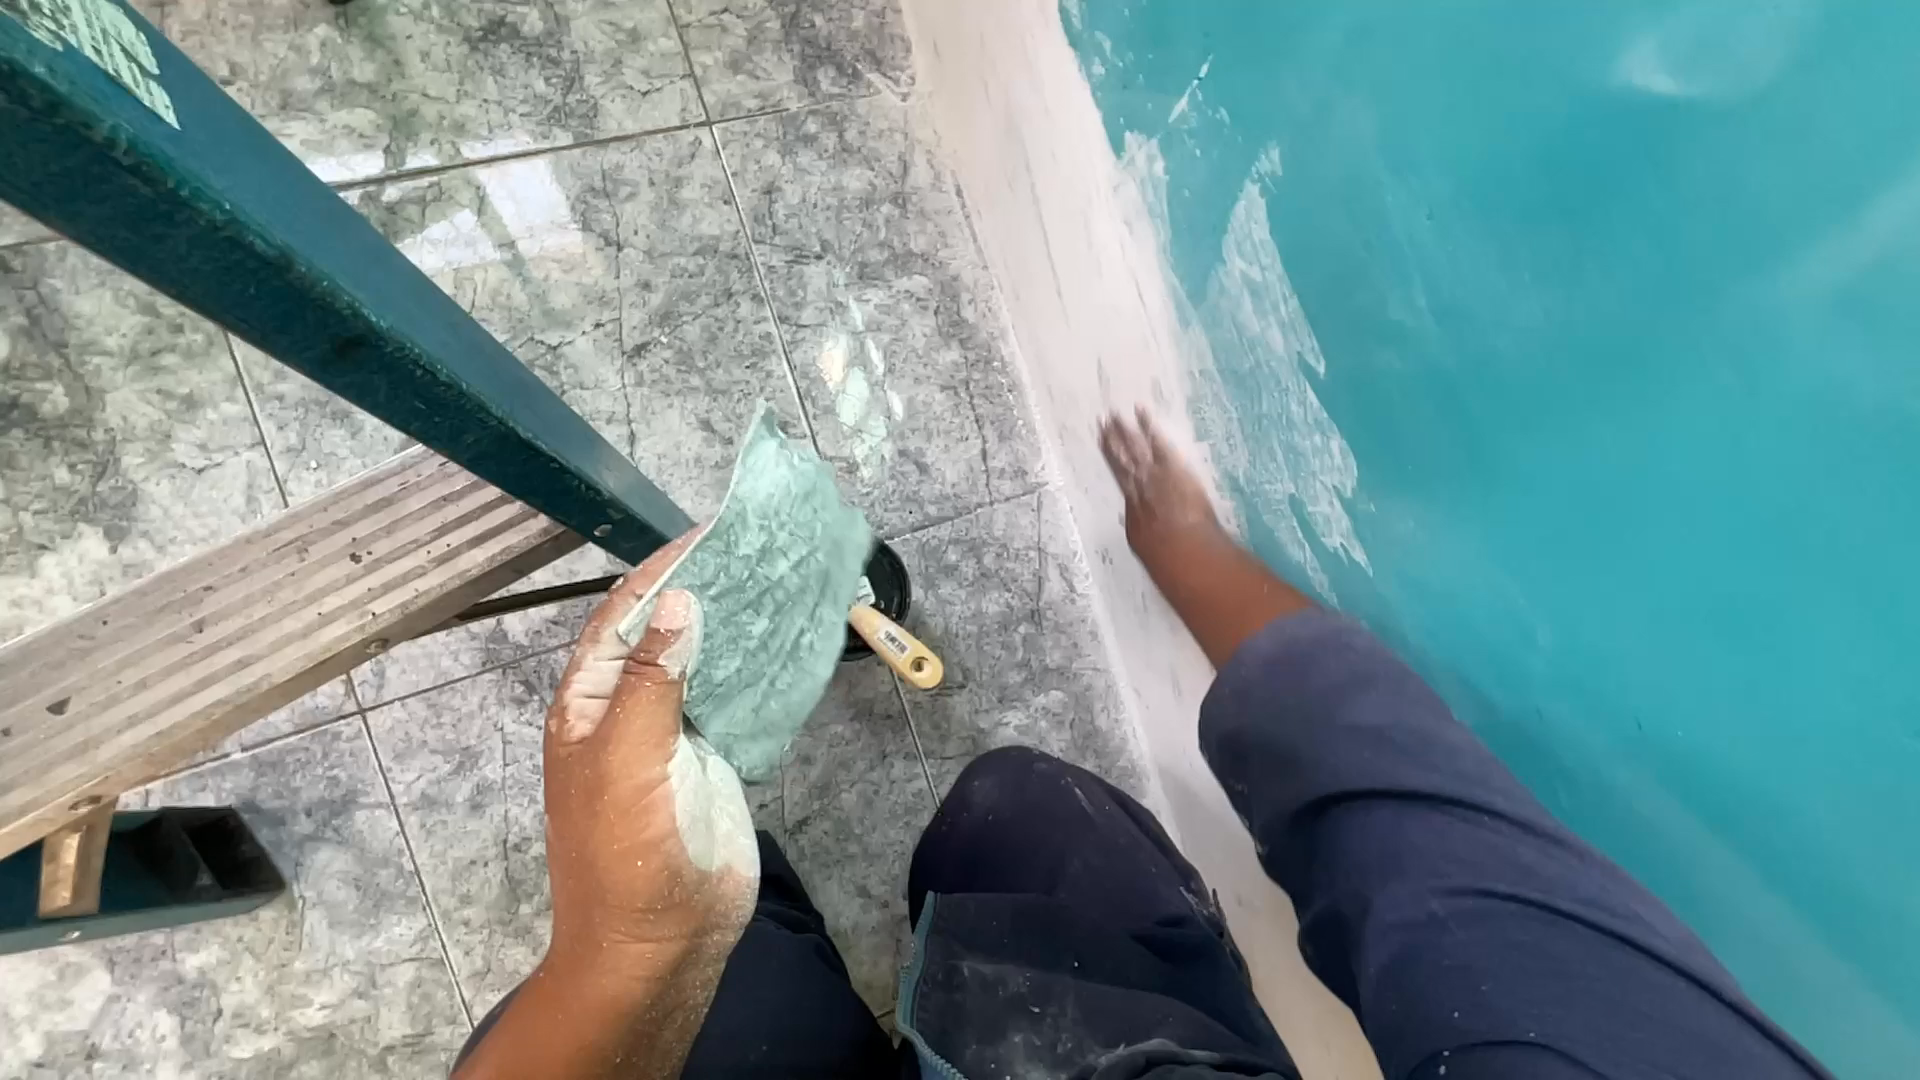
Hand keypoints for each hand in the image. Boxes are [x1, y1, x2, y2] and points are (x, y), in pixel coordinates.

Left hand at [544, 527, 758, 962]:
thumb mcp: (628, 761)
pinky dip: (756, 663)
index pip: (623, 616)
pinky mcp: (714, 751)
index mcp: (592, 701)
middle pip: (667, 629)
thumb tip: (678, 601)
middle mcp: (631, 706)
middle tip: (757, 549)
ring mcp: (675, 729)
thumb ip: (652, 682)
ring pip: (704, 658)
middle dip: (703, 587)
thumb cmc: (629, 851)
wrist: (663, 938)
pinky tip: (786, 638)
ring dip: (734, 621)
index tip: (709, 534)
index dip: (661, 571)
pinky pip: (734, 693)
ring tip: (778, 579)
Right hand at [1098, 408, 1313, 666]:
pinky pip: (1156, 447)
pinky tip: (1142, 414)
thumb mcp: (1175, 574)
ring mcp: (1151, 485)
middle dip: (1113, 449)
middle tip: (1102, 426)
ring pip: (1132, 457)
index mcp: (1139, 527)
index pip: (1128, 495)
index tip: (1115, 461)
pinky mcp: (1167, 473)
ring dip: (1123, 436)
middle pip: (1123, 471)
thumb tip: (1197, 588)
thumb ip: (1181, 572)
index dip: (1121, 478)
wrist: (1184, 560)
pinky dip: (1148, 431)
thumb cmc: (1182, 575)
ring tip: (1112, 417)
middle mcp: (1139, 503)